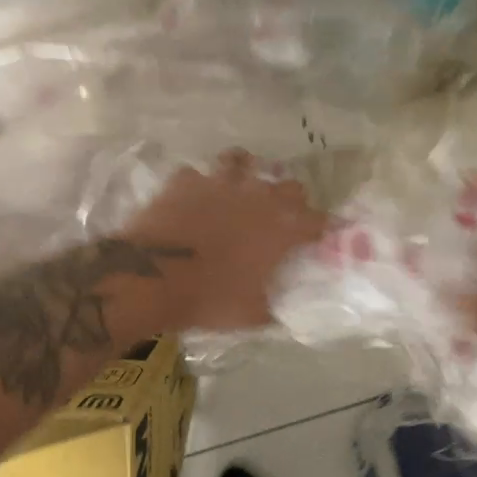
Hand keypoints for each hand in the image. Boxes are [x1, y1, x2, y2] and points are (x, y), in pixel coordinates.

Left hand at [124, 150, 327, 331]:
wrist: (153, 278)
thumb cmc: (209, 299)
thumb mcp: (252, 314)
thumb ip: (273, 305)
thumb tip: (282, 310)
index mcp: (282, 228)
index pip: (319, 220)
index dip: (323, 228)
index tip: (321, 236)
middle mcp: (258, 196)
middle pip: (290, 186)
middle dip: (291, 199)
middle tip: (283, 215)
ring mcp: (220, 182)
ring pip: (242, 161)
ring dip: (245, 173)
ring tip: (239, 187)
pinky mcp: (185, 180)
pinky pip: (196, 174)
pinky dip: (197, 185)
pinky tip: (193, 197)